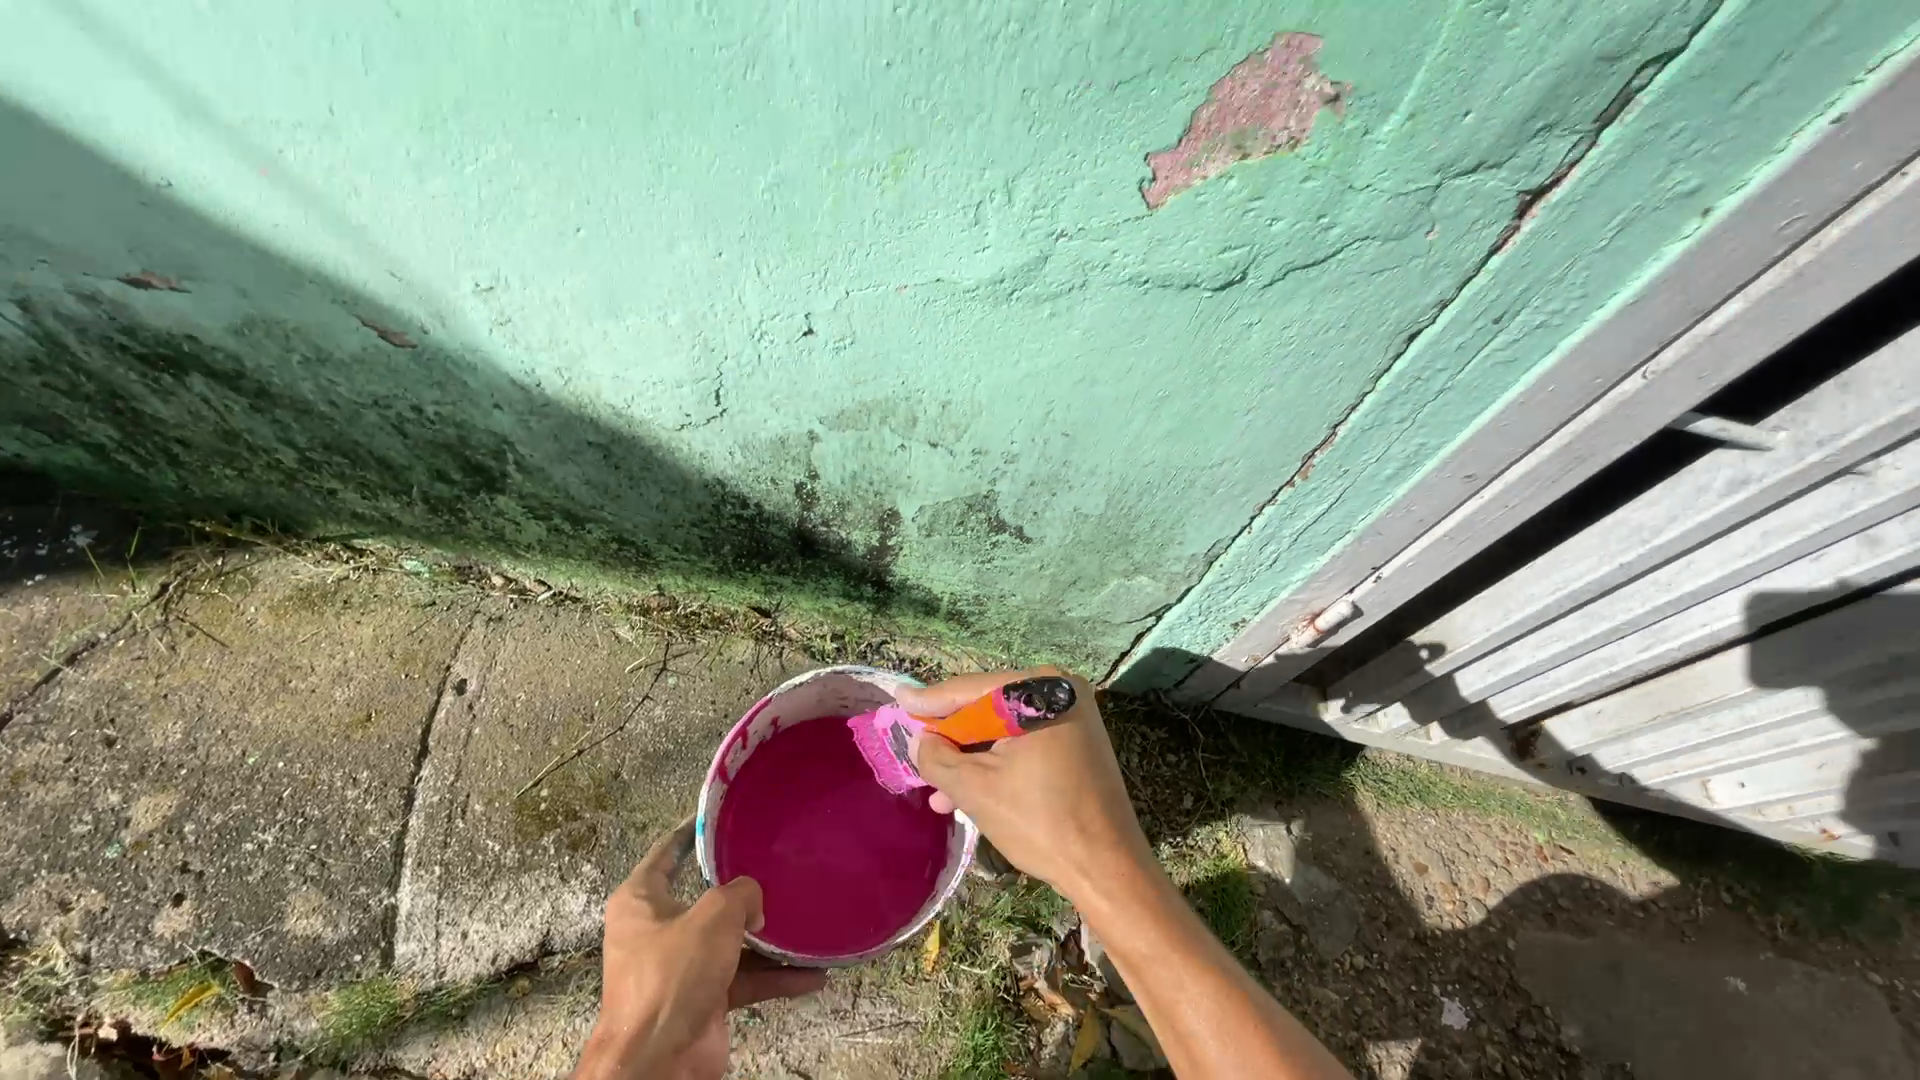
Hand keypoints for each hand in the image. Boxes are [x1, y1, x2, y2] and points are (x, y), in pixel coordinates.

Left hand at [572, 820, 826, 1079]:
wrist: (657, 1061)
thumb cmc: (673, 974)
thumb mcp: (713, 915)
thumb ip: (742, 893)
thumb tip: (754, 904)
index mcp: (641, 901)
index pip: (666, 853)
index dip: (692, 831)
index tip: (721, 815)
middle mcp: (659, 930)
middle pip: (707, 899)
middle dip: (743, 888)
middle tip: (778, 866)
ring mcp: (682, 968)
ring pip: (732, 941)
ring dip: (769, 939)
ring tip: (806, 920)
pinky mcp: (703, 1000)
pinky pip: (745, 979)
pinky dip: (776, 977)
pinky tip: (812, 974)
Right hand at [901, 668, 1155, 904]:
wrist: (1108, 868)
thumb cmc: (1040, 821)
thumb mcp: (975, 788)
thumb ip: (937, 757)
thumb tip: (920, 740)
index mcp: (1038, 690)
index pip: (970, 691)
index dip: (930, 702)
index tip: (898, 698)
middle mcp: (1060, 690)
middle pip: (987, 708)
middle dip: (950, 737)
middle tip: (915, 749)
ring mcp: (1074, 715)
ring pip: (1004, 730)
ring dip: (971, 758)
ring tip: (937, 790)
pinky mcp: (1079, 741)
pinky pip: (1025, 742)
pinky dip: (997, 763)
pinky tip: (967, 793)